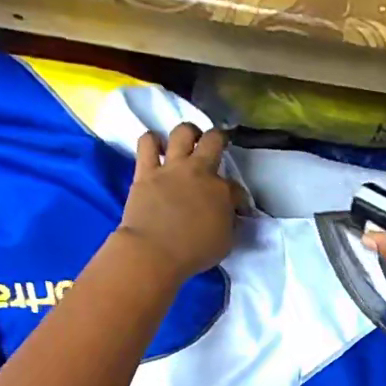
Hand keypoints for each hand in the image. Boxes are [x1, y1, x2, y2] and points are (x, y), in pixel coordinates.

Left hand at [115, 124, 243, 283]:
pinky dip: (153, 141)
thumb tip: (230, 216)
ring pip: (183, 132)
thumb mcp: (225, 243)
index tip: (237, 209)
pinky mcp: (146, 171)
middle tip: (218, 145)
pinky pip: (147, 143)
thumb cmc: (193, 253)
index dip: (239, 198)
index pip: (236, 189)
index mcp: (222, 191)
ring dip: (188, 133)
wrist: (154, 252)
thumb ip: (229, 224)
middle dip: (220, 139)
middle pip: (214, 141)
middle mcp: (199, 171)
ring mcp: (172, 168)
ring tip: (188, 140)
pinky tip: (156, 146)